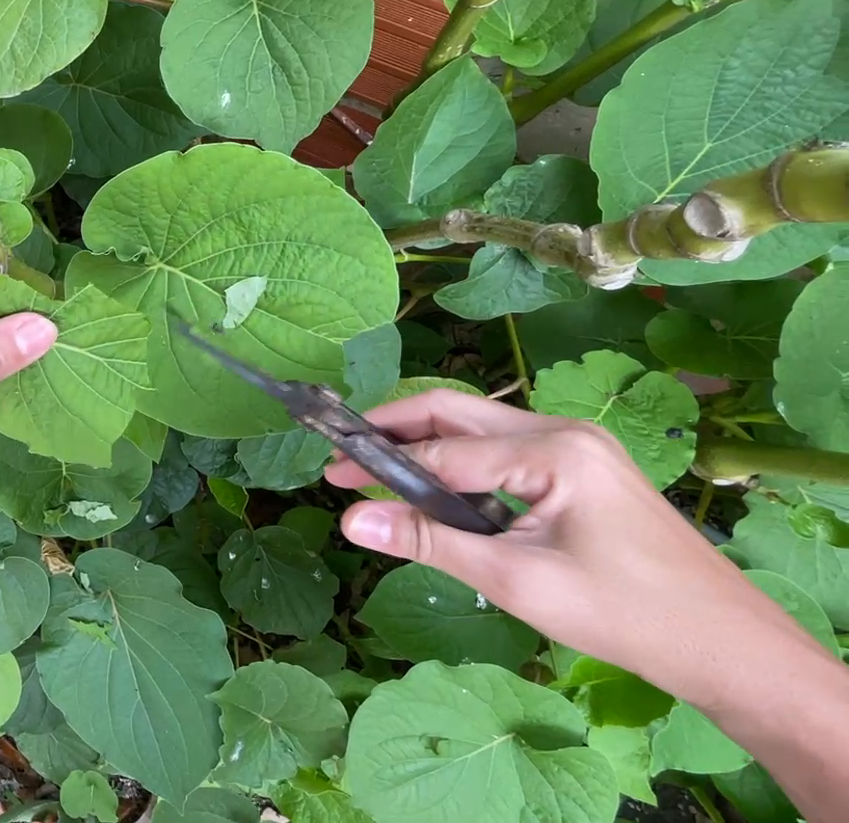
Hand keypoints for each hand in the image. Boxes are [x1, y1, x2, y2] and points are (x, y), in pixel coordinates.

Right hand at [325, 389, 831, 710]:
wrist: (735, 653)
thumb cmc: (626, 616)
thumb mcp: (516, 581)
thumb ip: (429, 542)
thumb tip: (350, 520)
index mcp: (553, 450)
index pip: (441, 452)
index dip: (379, 464)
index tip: (330, 476)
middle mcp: (563, 432)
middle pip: (453, 413)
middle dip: (392, 431)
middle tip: (343, 458)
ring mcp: (576, 446)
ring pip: (474, 429)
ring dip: (423, 446)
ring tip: (378, 474)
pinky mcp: (581, 467)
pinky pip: (500, 451)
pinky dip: (457, 464)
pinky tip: (438, 493)